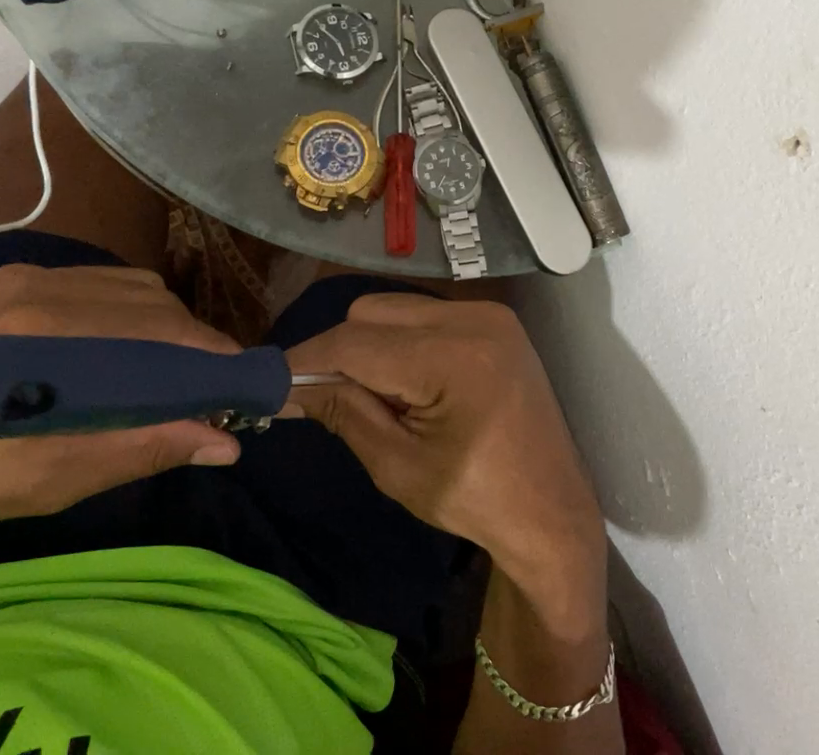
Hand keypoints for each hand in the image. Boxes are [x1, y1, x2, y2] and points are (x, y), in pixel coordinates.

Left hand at [0, 265, 243, 561]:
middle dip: (194, 344)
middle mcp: (43, 286)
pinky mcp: (0, 287)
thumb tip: (226, 442)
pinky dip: (124, 317)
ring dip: (161, 327)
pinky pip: (90, 288)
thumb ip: (142, 448)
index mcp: (51, 328)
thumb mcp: (46, 479)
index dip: (216, 358)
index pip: (167, 329)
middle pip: (153, 301)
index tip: (246, 390)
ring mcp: (18, 280)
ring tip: (167, 377)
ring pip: (125, 289)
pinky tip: (116, 356)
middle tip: (209, 393)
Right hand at [284, 295, 605, 614]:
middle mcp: (474, 320)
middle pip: (372, 313)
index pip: (354, 343)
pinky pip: (427, 315)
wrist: (551, 510)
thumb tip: (286, 388)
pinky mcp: (497, 323)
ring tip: (380, 400)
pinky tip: (410, 386)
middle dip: (340, 352)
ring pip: (397, 309)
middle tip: (329, 400)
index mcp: (453, 358)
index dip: (305, 361)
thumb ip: (342, 412)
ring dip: (371, 345)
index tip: (267, 382)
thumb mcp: (397, 465)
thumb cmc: (476, 501)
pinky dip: (403, 342)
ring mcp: (490, 316)